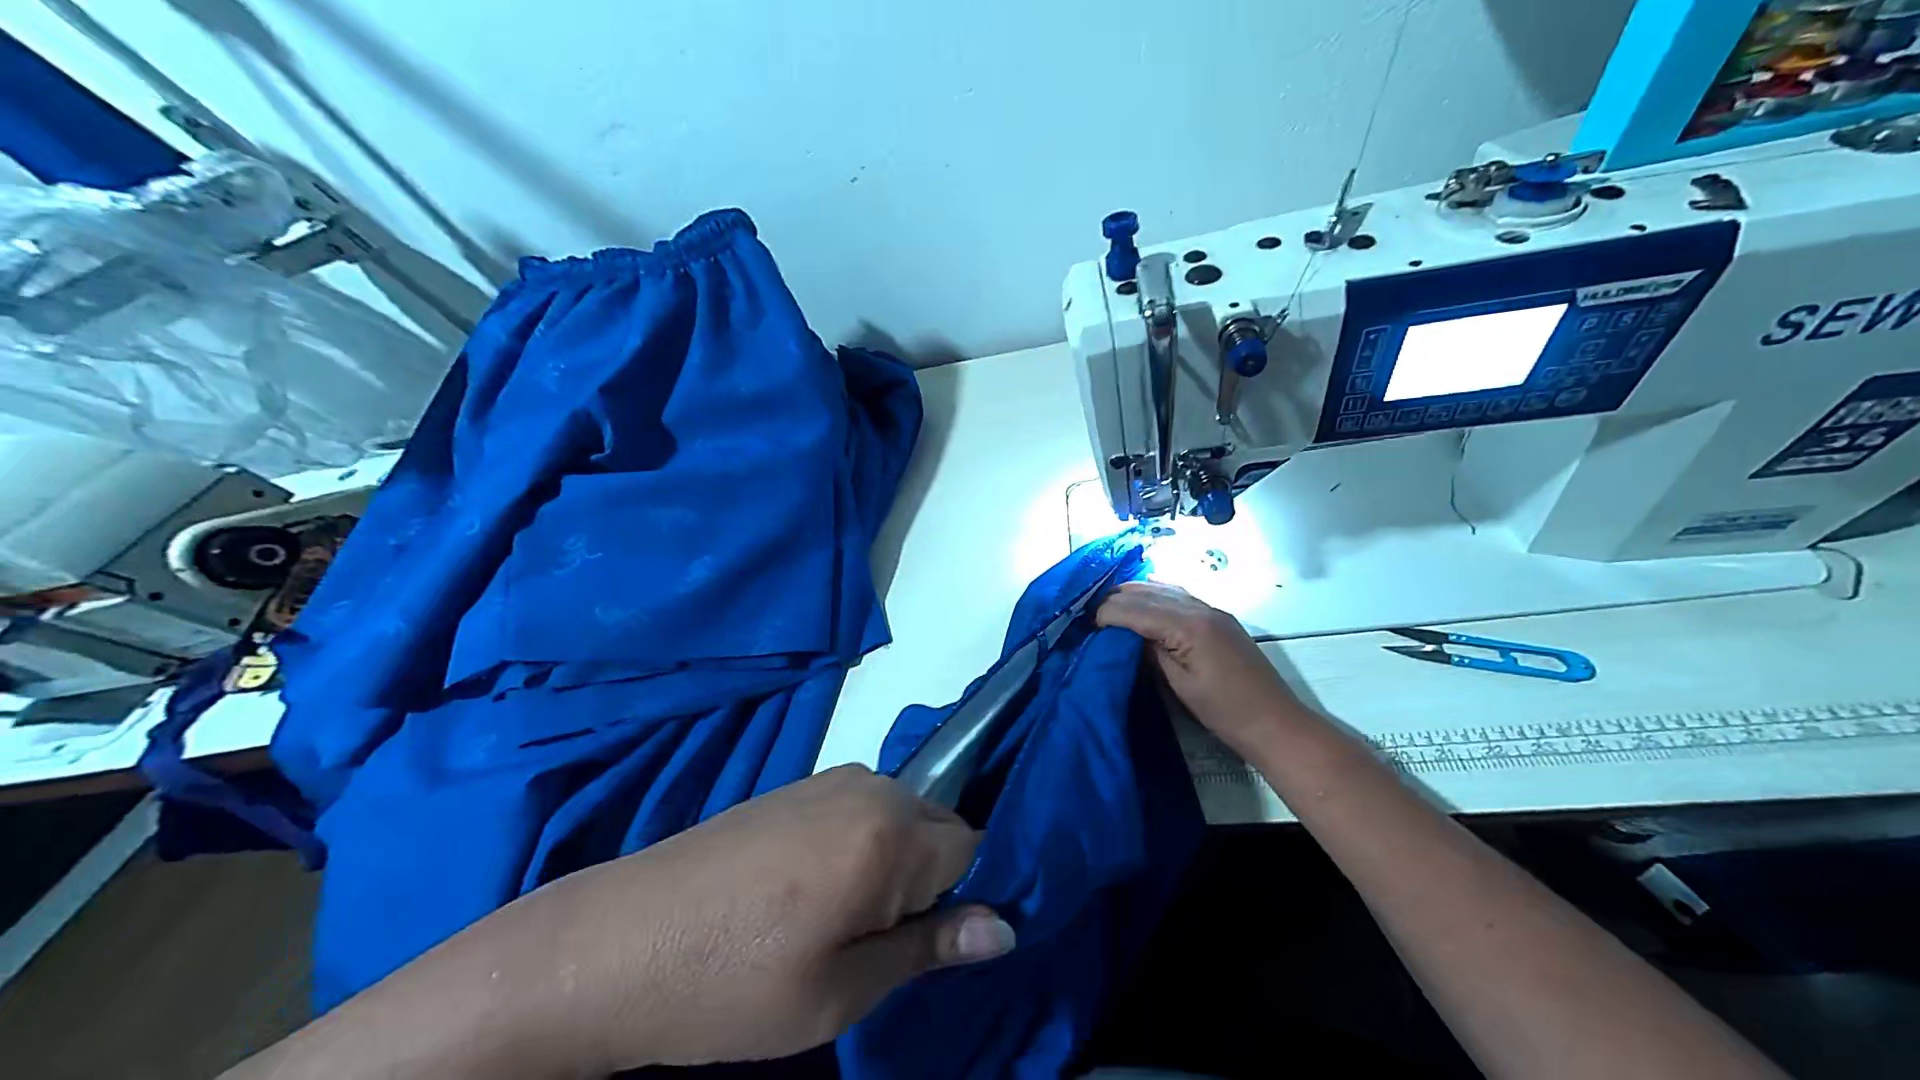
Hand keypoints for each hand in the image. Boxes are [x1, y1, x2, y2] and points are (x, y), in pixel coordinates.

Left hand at [471, 766, 1013, 1072]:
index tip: (941, 943)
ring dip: (897, 864)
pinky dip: (864, 845)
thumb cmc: (732, 983)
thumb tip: (1004, 928)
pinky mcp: (799, 784)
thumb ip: (930, 949)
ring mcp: (830, 778)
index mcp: (887, 832)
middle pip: (940, 826)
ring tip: (845, 920)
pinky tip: (815, 891)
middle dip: (933, 878)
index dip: (967, 898)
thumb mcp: (840, 991)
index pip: (974, 847)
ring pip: (903, 818)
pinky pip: (865, 809)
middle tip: (886, 941)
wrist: (614, 942)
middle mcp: (869, 785)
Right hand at [1097, 581, 1303, 754]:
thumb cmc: (1223, 710)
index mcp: (1188, 625)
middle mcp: (1199, 608)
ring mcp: (1211, 609)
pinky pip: (1179, 595)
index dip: (1107, 614)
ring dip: (1135, 594)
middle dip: (1116, 600)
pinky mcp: (1218, 617)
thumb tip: (1125, 635)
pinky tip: (1144, 602)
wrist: (1273, 721)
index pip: (1135, 609)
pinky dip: (1156, 596)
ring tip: (1110, 607)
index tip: (1085, 625)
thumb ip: (1150, 652)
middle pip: (1147, 592)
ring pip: (1163, 588)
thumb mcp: (1178, 684)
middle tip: (1091, 615)